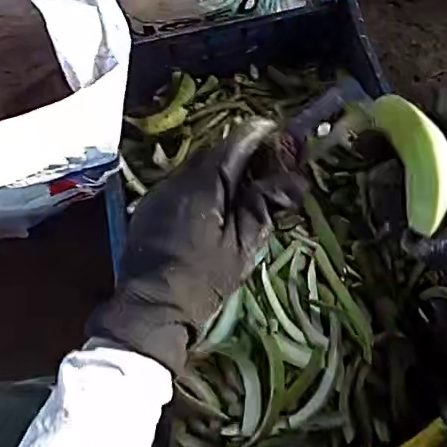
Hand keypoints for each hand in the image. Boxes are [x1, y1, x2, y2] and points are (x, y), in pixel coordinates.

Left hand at [89, 117, 296, 372]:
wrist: (152, 310)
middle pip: (215, 151)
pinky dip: (203, 185)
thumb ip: (264, 204)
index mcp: (202, 185)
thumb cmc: (204, 279)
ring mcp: (160, 192)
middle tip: (268, 167)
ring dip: (221, 170)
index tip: (280, 136)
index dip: (260, 136)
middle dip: (242, 152)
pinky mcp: (150, 206)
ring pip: (197, 166)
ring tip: (244, 189)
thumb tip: (296, 178)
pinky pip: (182, 183)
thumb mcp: (243, 244)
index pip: (235, 144)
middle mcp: (177, 180)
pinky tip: (215, 207)